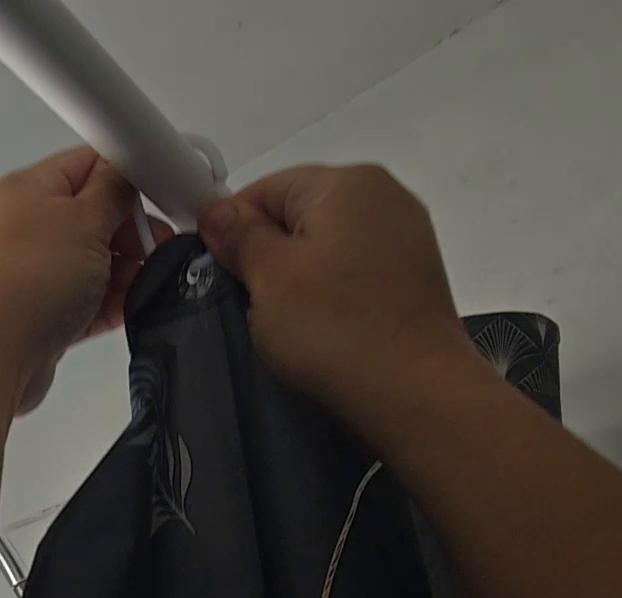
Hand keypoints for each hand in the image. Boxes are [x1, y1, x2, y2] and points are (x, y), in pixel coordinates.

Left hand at [0, 146, 171, 413]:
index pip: (87, 165)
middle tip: (153, 245)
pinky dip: (109, 304)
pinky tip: (129, 305)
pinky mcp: (42, 317)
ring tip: (143, 280)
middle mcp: (26, 232)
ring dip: (123, 272)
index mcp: (28, 191)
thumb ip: (113, 192)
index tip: (158, 193)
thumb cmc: (21, 285)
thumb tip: (125, 176)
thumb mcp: (85, 220)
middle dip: (130, 233)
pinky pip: (86, 303)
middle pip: (94, 219)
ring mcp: (33, 276)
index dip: (126, 178)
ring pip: (92, 266)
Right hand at [197, 164, 482, 423]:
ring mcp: (404, 239)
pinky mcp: (410, 280)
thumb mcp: (267, 276)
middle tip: (242, 299)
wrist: (409, 391)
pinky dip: (325, 295)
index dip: (229, 225)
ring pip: (323, 247)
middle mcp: (384, 197)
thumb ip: (238, 236)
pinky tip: (314, 329)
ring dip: (293, 279)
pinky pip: (349, 274)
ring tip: (279, 321)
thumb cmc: (332, 327)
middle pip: (297, 215)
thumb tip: (216, 211)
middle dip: (263, 253)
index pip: (266, 187)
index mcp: (346, 183)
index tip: (211, 268)